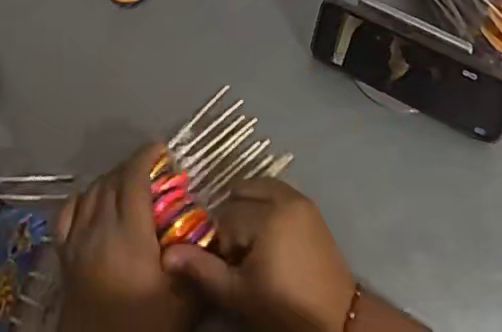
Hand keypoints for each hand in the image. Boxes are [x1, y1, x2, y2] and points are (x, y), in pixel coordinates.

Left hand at [55, 142, 200, 331]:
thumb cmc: (144, 327)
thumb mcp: (183, 299)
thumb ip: (198, 258)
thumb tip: (213, 227)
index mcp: (128, 234)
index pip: (132, 178)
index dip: (146, 155)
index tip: (164, 148)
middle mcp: (98, 230)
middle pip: (111, 179)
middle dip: (133, 165)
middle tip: (155, 170)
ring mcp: (76, 244)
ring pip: (90, 192)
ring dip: (111, 179)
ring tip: (131, 183)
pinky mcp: (63, 259)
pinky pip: (67, 214)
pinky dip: (83, 198)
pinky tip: (95, 202)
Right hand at [161, 177, 356, 331]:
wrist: (334, 315)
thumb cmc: (282, 305)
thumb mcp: (238, 294)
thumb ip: (202, 270)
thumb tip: (166, 254)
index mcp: (267, 215)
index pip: (224, 215)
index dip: (215, 240)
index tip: (218, 263)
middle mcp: (284, 196)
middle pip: (241, 191)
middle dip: (230, 216)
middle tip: (231, 251)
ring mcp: (300, 197)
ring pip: (260, 186)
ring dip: (246, 206)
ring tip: (247, 244)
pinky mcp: (310, 205)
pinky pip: (278, 191)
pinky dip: (264, 203)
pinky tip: (264, 236)